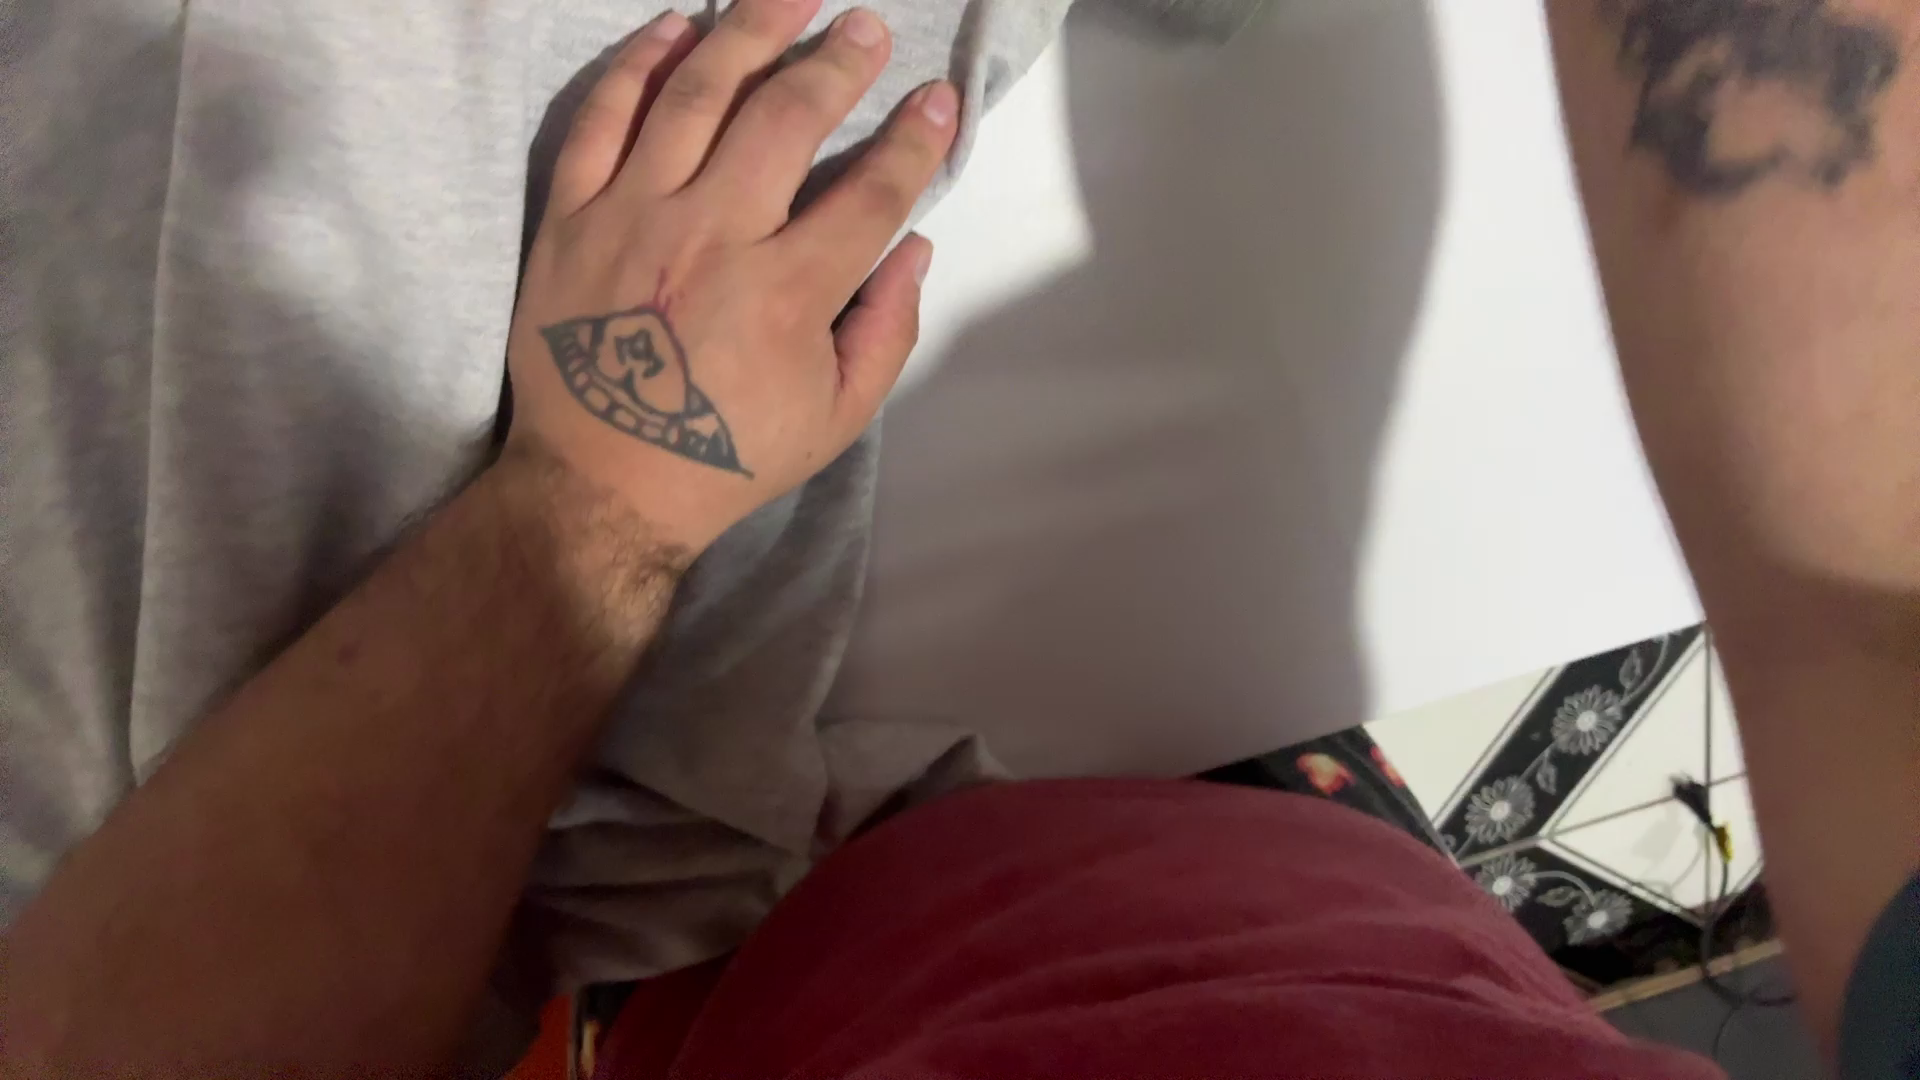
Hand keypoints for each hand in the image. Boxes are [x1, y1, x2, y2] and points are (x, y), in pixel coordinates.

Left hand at [503, 0, 957, 552]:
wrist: (609, 484)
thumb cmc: (734, 456)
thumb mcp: (838, 418)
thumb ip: (886, 331)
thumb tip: (914, 249)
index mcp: (790, 292)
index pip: (870, 193)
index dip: (914, 141)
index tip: (938, 101)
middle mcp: (716, 235)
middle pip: (786, 118)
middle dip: (839, 63)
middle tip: (869, 27)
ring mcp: (634, 215)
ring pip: (698, 91)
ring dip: (752, 29)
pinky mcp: (572, 214)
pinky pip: (605, 114)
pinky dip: (641, 61)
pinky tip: (678, 23)